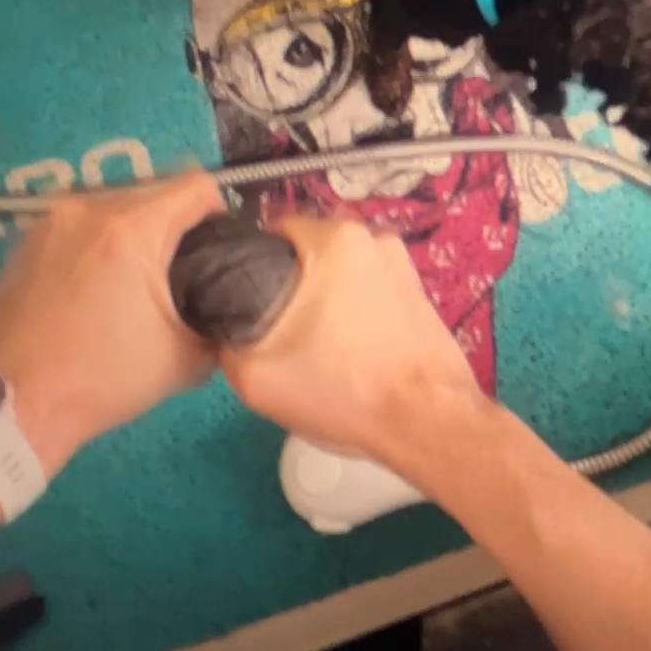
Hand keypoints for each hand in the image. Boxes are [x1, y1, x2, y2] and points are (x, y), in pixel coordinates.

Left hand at [0, 172, 225, 471]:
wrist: (13, 405)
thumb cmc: (103, 379)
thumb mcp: (185, 357)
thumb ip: (220, 319)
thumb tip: (234, 305)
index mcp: (133, 229)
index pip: (197, 186)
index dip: (221, 211)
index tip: (221, 246)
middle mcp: (91, 208)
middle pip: (158, 191)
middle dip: (179, 223)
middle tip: (186, 268)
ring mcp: (54, 219)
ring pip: (119, 204)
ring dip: (140, 229)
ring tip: (143, 276)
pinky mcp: (29, 237)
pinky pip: (86, 221)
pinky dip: (105, 240)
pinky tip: (104, 282)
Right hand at [219, 217, 483, 461]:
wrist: (427, 420)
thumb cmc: (343, 389)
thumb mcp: (257, 376)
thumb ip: (226, 341)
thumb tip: (223, 327)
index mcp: (335, 238)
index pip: (274, 230)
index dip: (252, 264)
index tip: (246, 301)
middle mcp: (373, 236)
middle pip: (310, 249)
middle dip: (291, 280)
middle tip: (279, 328)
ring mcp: (401, 262)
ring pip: (342, 269)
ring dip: (325, 295)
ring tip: (316, 341)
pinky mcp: (419, 289)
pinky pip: (370, 286)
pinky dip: (355, 306)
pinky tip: (350, 345)